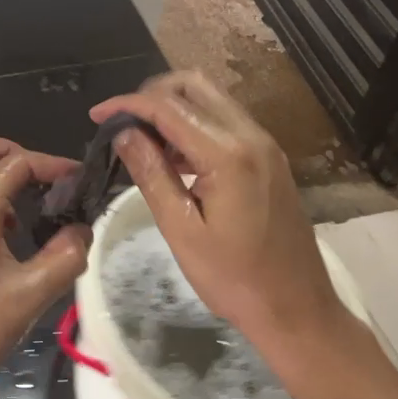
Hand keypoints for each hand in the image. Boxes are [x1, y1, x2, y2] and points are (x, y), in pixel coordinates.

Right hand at [93, 72, 397, 398]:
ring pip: (210, 97)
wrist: (300, 313)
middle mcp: (250, 136)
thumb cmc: (236, 280)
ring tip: (143, 139)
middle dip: (151, 94)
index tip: (97, 116)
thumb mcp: (182, 231)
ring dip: (172, 106)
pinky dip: (193, 122)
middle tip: (123, 123)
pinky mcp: (268, 157)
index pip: (167, 107)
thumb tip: (122, 132)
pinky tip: (173, 155)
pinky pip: (224, 119)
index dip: (127, 105)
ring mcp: (264, 144)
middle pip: (192, 84)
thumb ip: (151, 173)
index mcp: (228, 154)